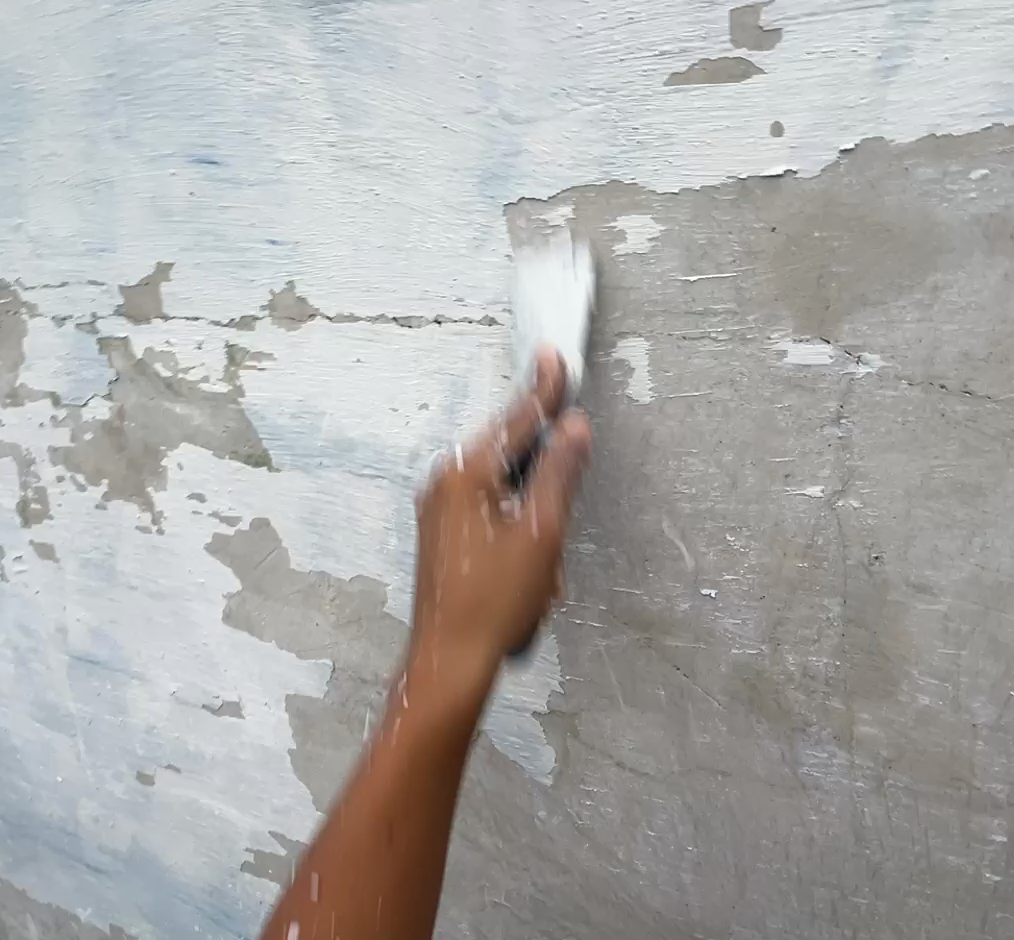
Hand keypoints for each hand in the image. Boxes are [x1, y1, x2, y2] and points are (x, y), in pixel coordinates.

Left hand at [410, 350, 592, 672]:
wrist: (450, 660)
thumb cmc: (497, 600)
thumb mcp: (540, 532)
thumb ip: (559, 473)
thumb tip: (574, 425)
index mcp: (465, 475)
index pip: (515, 421)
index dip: (542, 388)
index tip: (554, 353)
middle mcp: (444, 482)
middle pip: (503, 443)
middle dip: (540, 436)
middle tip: (563, 403)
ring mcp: (439, 507)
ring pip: (497, 473)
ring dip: (531, 479)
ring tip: (552, 495)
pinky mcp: (443, 530)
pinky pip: (486, 497)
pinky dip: (514, 499)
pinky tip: (531, 522)